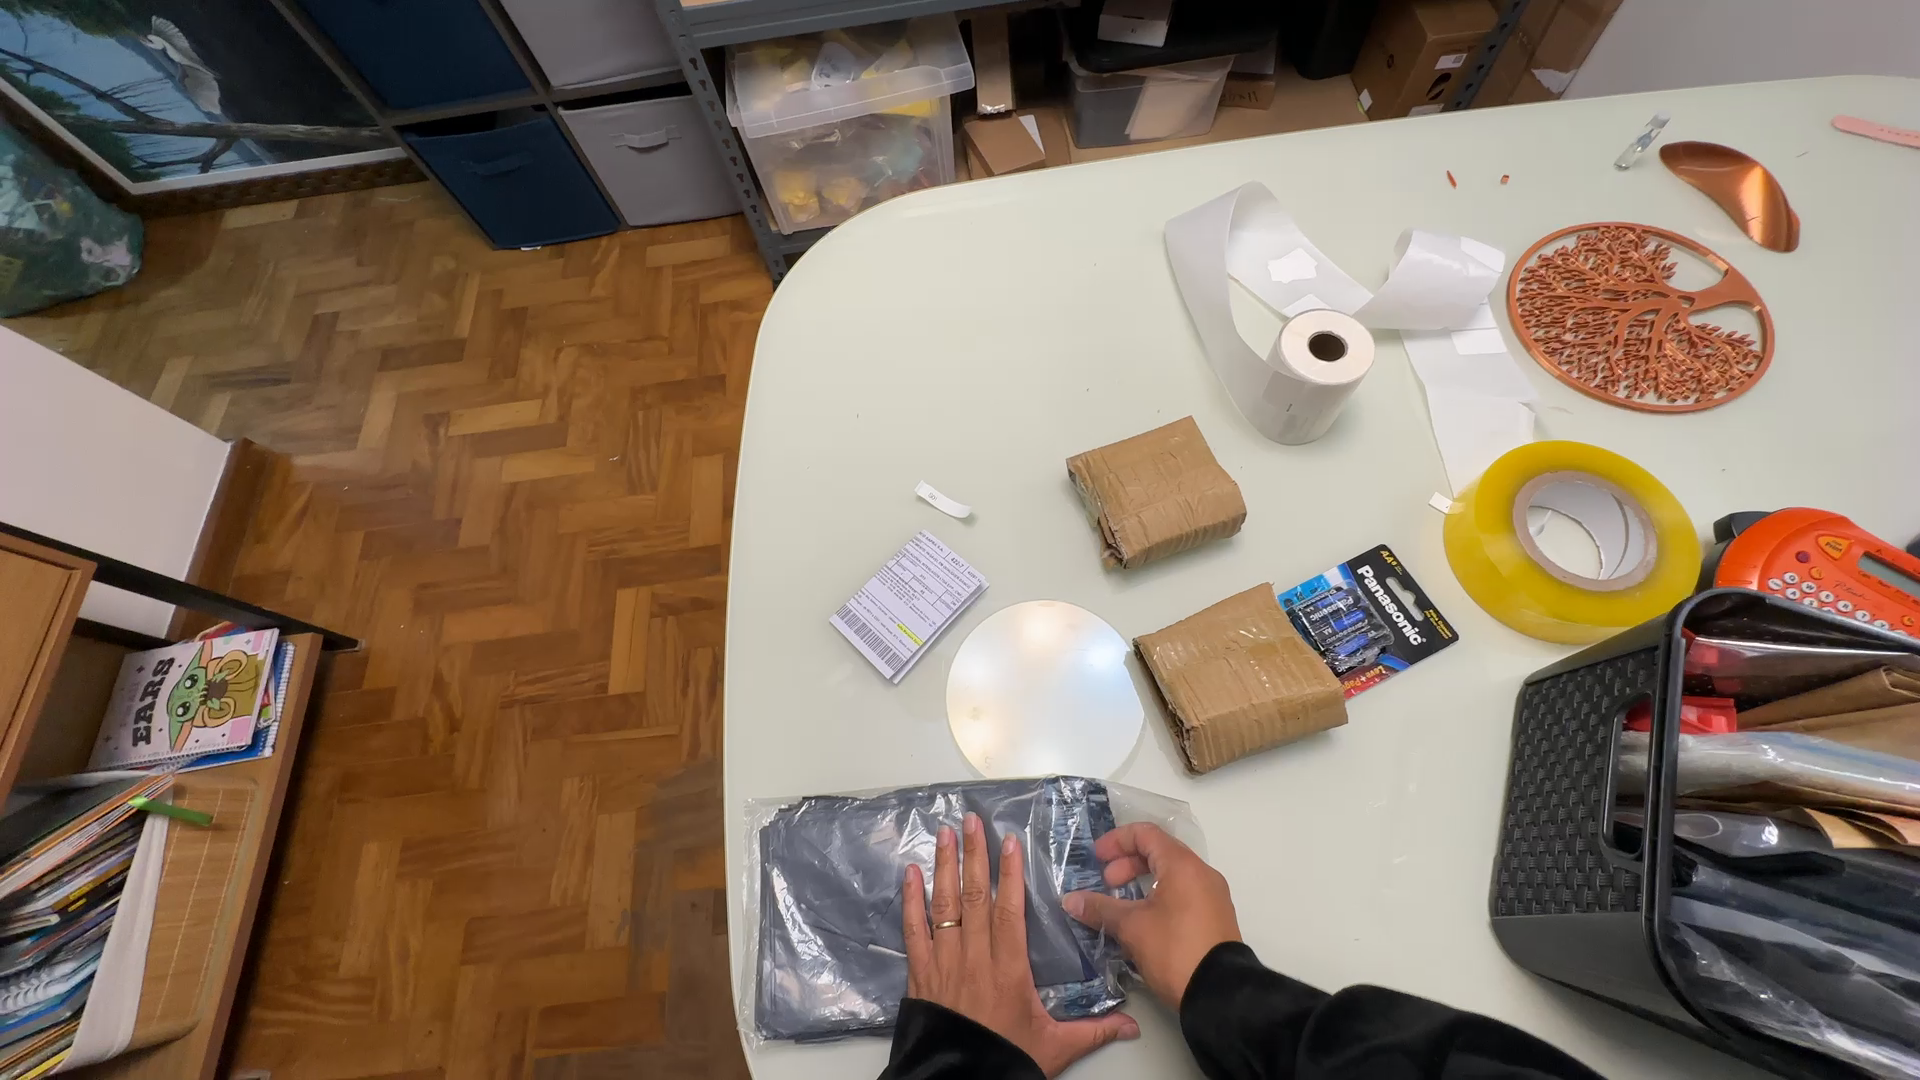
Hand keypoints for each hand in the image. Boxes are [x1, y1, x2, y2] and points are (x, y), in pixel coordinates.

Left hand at [903, 812, 1138, 1076]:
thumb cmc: (1005, 1060)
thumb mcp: (1055, 1047)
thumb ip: (1093, 1029)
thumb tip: (1132, 1026)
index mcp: (1008, 969)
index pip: (1009, 910)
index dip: (1009, 873)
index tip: (1009, 841)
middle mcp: (974, 958)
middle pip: (974, 896)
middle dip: (973, 854)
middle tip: (970, 820)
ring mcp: (944, 962)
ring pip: (944, 905)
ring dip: (944, 865)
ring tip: (943, 833)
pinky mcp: (920, 972)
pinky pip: (914, 930)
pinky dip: (911, 900)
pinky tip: (910, 873)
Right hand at [1061, 822, 1240, 1007]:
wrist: (1222, 997)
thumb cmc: (1174, 950)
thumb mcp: (1132, 927)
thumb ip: (1101, 908)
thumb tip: (1070, 900)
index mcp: (1182, 865)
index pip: (1146, 834)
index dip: (1117, 840)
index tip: (1097, 858)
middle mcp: (1202, 873)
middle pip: (1159, 852)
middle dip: (1128, 863)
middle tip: (1108, 883)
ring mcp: (1213, 896)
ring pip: (1172, 875)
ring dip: (1143, 882)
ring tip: (1123, 904)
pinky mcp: (1216, 919)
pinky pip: (1184, 893)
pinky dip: (1160, 896)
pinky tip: (1145, 922)